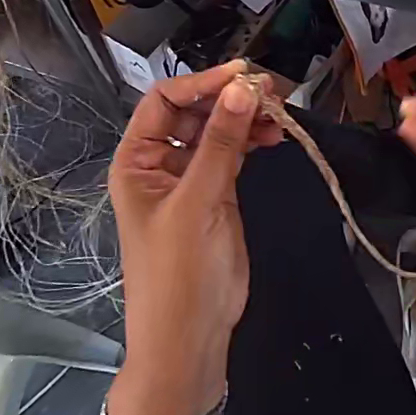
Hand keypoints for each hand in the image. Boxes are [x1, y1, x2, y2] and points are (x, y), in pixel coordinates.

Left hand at [105, 60, 283, 414]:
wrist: (191, 339)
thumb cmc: (178, 274)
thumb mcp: (197, 204)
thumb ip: (221, 144)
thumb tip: (243, 88)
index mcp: (137, 160)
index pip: (165, 101)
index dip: (201, 83)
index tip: (242, 75)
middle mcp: (160, 162)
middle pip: (194, 112)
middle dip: (229, 98)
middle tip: (269, 91)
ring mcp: (191, 177)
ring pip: (218, 130)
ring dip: (245, 117)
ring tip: (278, 112)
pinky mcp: (217, 192)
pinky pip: (234, 152)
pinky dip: (253, 139)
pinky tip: (274, 134)